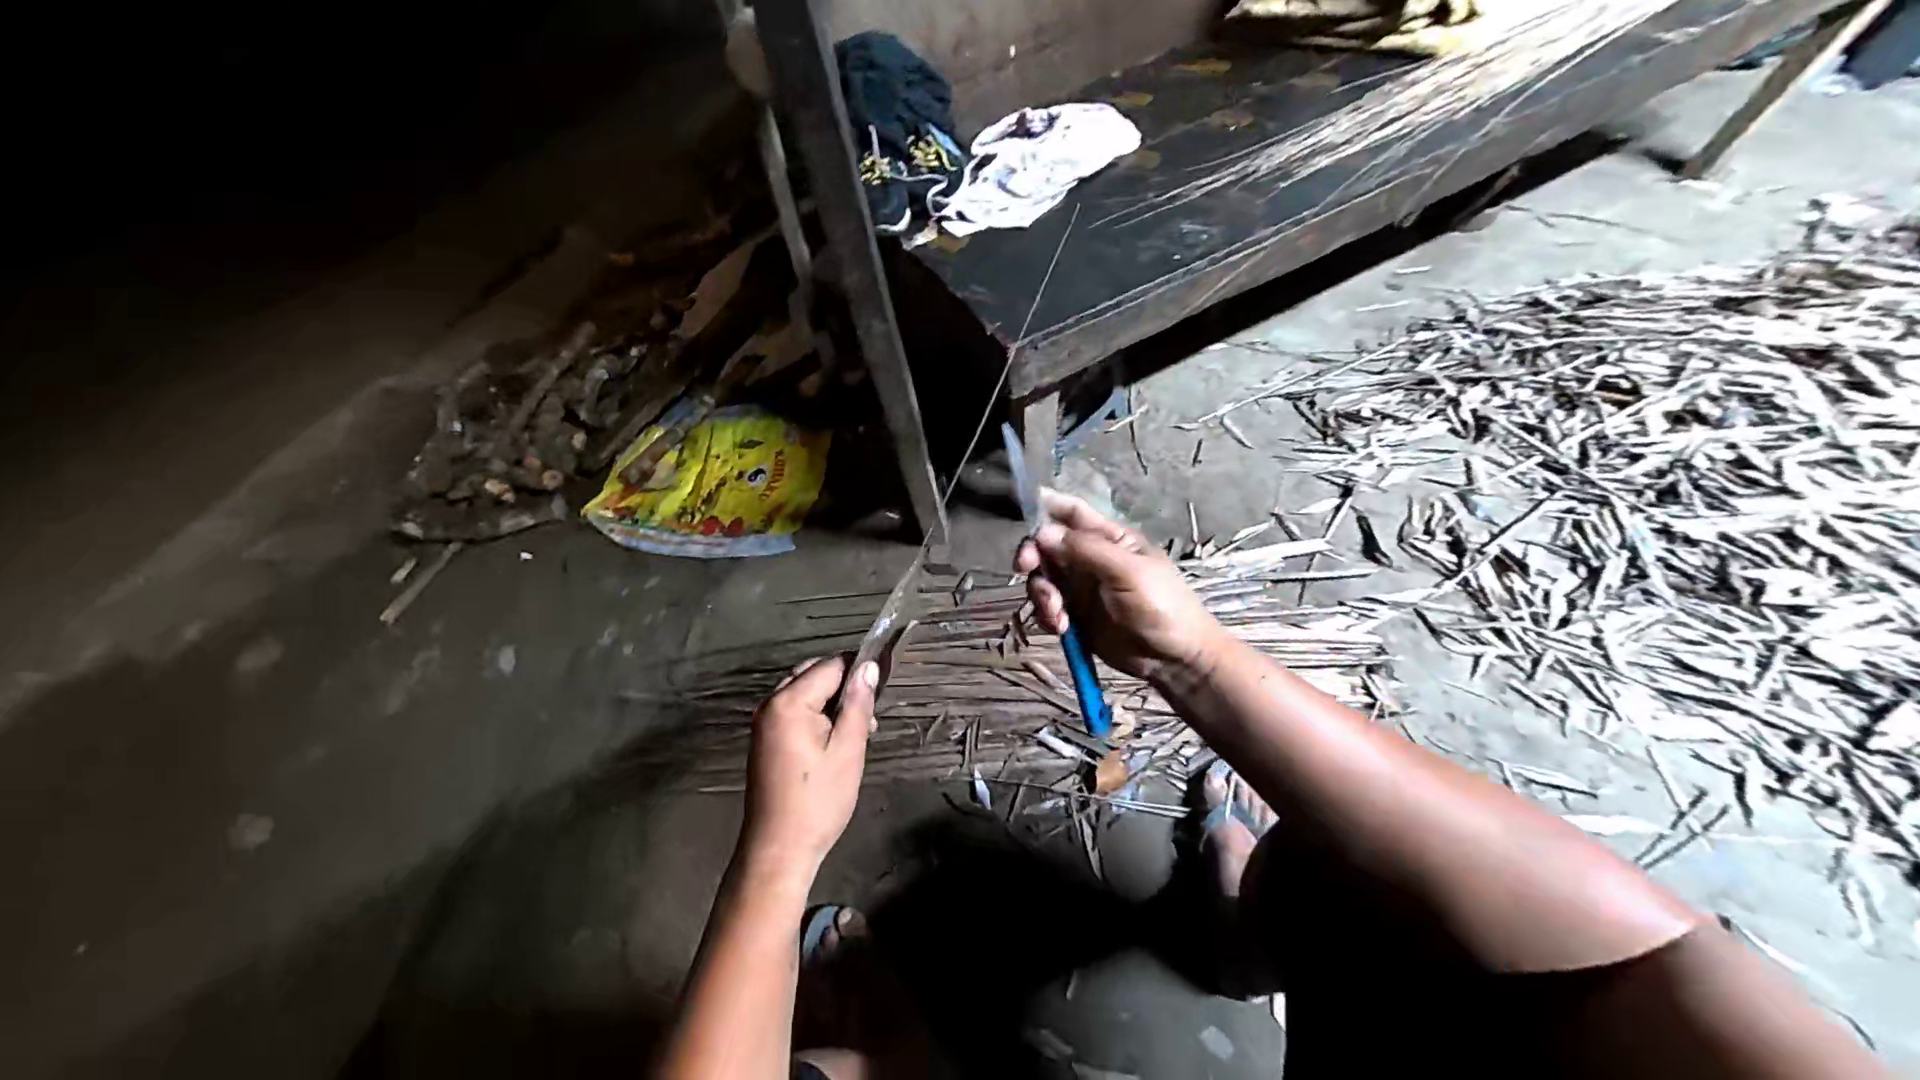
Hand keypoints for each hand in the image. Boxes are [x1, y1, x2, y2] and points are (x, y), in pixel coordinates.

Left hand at [739, 655, 876, 884]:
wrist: (779, 850)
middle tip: (871, 713)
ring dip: (833, 701)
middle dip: (845, 685)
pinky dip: (818, 715)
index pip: (830, 666)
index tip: (884, 683)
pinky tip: (836, 738)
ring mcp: (764, 723)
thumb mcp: (848, 750)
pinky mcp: (766, 739)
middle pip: (814, 674)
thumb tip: (869, 667)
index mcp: (788, 702)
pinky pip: (795, 711)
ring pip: (805, 692)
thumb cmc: (818, 801)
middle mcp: (770, 704)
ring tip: (859, 729)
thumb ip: (858, 704)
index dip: (859, 669)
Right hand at [1014, 489, 1227, 682]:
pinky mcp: (1075, 615)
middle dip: (1032, 555)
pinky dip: (1047, 616)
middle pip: (1047, 545)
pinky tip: (1063, 629)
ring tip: (1058, 614)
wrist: (1175, 660)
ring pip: (1043, 579)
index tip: (1020, 510)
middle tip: (1025, 568)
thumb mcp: (1129, 572)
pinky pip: (1047, 608)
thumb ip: (1086, 550)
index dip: (1045, 506)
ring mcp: (1081, 588)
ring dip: (1041, 593)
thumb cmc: (1163, 607)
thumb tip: (1043, 532)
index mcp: (1108, 539)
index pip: (1072, 512)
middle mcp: (1089, 559)